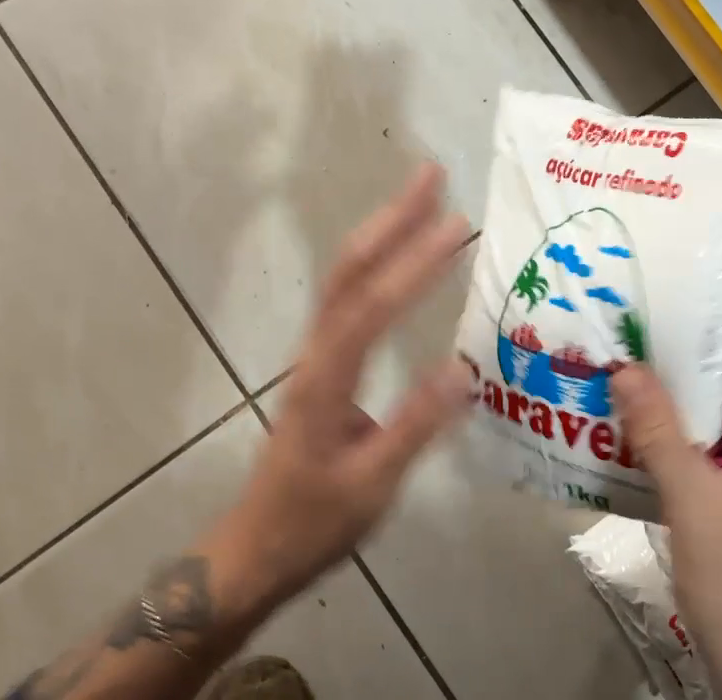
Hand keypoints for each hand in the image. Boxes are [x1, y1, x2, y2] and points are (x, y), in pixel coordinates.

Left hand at [213, 165, 472, 616]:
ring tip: (423, 197)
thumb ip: (415, 428)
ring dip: (382, 231)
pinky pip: (349, 297)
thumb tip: (463, 370)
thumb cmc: (314, 521)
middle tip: (432, 175)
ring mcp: (316, 354)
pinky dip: (376, 261)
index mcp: (327, 380)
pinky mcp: (322, 363)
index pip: (373, 308)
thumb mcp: (371, 487)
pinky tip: (399, 252)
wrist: (258, 547)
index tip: (456, 224)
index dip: (414, 263)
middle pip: (349, 270)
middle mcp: (316, 353)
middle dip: (391, 218)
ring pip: (345, 278)